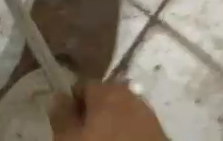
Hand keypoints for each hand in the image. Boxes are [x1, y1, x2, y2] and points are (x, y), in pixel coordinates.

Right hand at [48, 80, 166, 140]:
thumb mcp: (68, 140)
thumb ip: (61, 116)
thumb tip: (59, 98)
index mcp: (107, 91)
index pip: (82, 87)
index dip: (72, 106)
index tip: (68, 126)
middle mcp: (131, 97)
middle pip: (105, 101)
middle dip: (94, 117)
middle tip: (85, 138)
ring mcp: (150, 118)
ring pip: (124, 117)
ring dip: (113, 128)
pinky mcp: (163, 137)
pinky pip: (138, 132)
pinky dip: (129, 138)